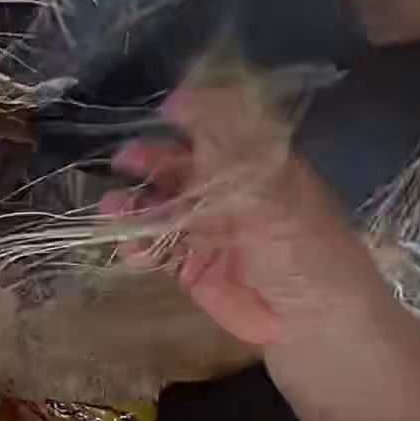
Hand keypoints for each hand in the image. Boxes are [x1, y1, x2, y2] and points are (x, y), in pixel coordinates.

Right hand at [108, 88, 384, 347]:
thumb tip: (195, 102)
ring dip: (135, 208)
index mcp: (254, 167)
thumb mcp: (271, 194)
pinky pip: (155, 251)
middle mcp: (225, 195)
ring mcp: (204, 231)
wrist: (307, 318)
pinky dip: (139, 248)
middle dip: (150, 162)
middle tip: (123, 160)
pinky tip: (130, 248)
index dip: (193, 115)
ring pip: (160, 211)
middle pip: (179, 169)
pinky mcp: (188, 265)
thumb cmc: (304, 249)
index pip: (219, 129)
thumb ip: (227, 154)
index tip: (167, 108)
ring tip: (112, 209)